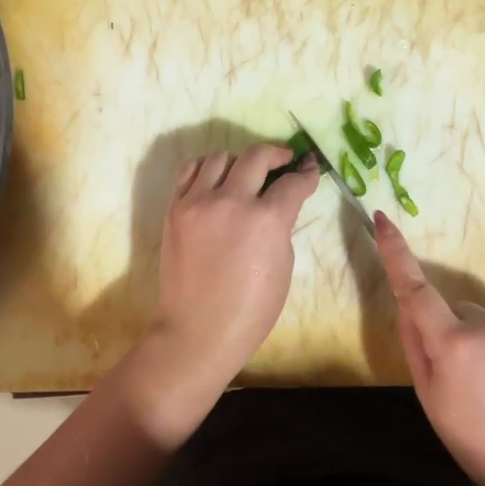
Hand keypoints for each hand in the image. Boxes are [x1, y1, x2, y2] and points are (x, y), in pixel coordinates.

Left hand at [145, 144, 319, 386]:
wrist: (198, 331)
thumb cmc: (251, 309)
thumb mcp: (283, 265)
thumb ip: (281, 225)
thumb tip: (279, 202)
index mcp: (266, 220)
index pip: (292, 182)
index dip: (306, 173)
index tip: (310, 167)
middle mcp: (232, 201)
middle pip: (257, 156)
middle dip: (276, 154)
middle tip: (284, 161)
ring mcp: (198, 202)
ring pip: (220, 157)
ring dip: (239, 161)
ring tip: (245, 173)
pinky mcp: (175, 209)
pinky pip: (190, 171)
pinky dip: (207, 168)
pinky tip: (216, 179)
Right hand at [373, 211, 484, 485]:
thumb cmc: (474, 441)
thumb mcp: (429, 398)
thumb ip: (414, 345)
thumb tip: (408, 306)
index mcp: (452, 344)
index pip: (416, 288)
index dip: (396, 253)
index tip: (383, 220)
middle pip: (461, 312)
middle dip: (458, 333)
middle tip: (468, 378)